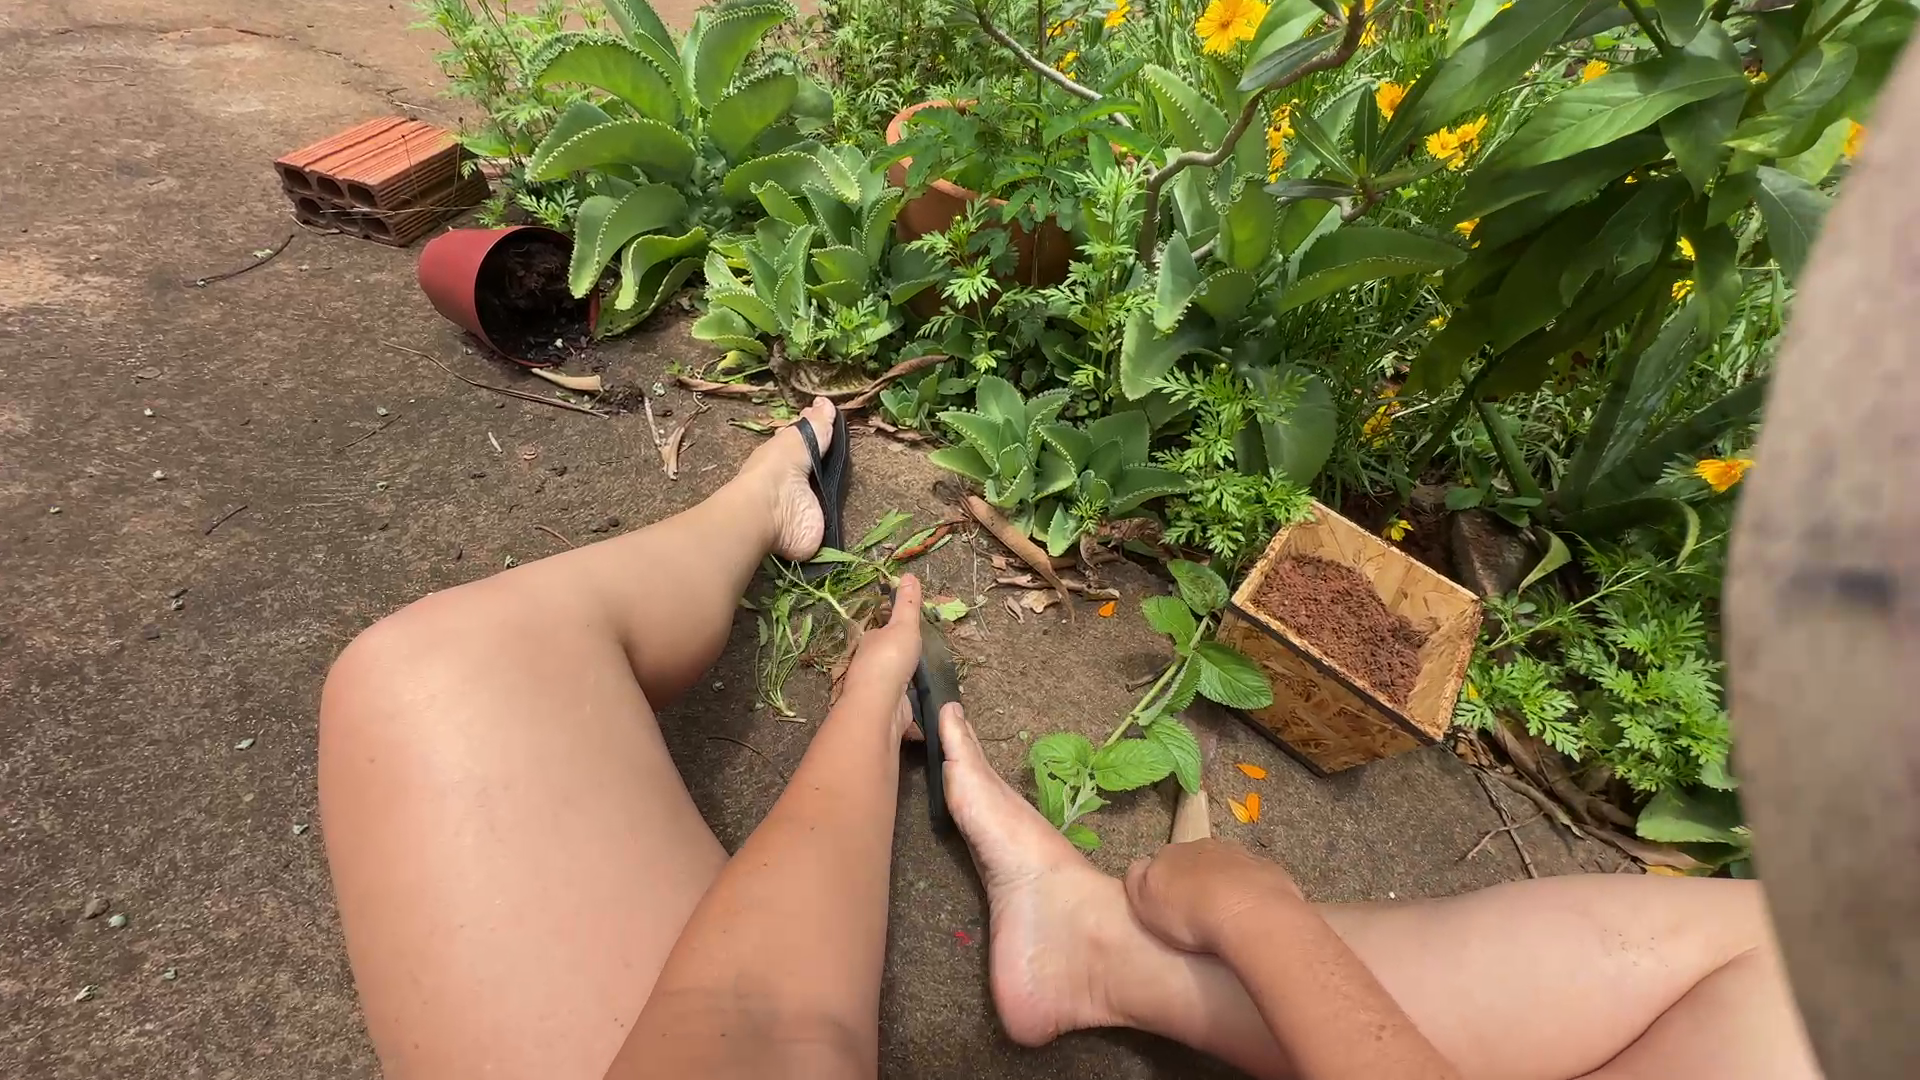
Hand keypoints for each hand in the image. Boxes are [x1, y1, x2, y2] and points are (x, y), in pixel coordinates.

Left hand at [839, 574, 923, 736]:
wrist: (881, 704)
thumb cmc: (890, 659)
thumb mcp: (904, 625)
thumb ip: (908, 604)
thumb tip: (909, 575)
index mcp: (870, 641)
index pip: (881, 632)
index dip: (895, 630)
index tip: (911, 632)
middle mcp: (869, 664)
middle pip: (887, 656)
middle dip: (901, 657)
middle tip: (924, 656)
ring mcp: (877, 688)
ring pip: (893, 679)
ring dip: (905, 679)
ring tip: (926, 677)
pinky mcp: (887, 708)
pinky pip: (901, 699)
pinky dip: (910, 699)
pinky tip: (922, 699)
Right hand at [1124, 838, 1302, 953]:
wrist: (1249, 916)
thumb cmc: (1190, 913)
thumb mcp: (1143, 900)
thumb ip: (1136, 880)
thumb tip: (1142, 869)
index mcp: (1172, 853)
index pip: (1164, 862)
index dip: (1167, 884)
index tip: (1173, 909)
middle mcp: (1205, 847)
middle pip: (1198, 863)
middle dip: (1199, 883)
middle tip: (1202, 917)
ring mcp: (1240, 857)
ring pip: (1229, 869)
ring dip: (1228, 888)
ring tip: (1231, 922)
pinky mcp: (1271, 873)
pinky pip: (1259, 883)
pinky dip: (1256, 896)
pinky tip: (1257, 920)